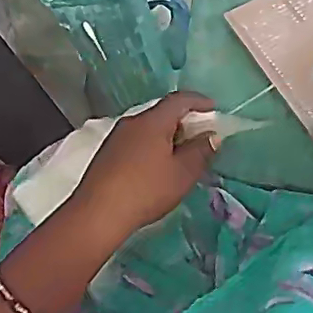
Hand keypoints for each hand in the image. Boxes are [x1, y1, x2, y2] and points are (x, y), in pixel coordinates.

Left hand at [68, 92, 219, 234]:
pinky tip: (157, 165)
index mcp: (152, 121)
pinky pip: (136, 140)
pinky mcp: (107, 153)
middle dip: (184, 120)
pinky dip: (152, 145)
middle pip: (162, 112)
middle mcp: (132, 122)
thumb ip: (201, 151)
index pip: (179, 100)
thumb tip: (212, 136)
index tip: (214, 109)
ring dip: (167, 134)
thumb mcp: (182, 173)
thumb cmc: (146, 189)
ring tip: (182, 153)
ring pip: (148, 127)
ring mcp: (116, 137)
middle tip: (201, 135)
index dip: (199, 101)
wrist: (98, 212)